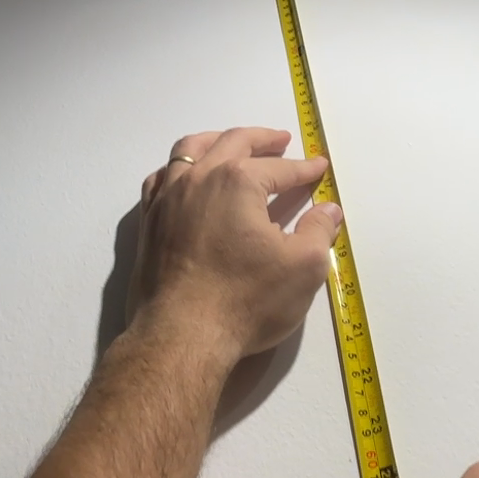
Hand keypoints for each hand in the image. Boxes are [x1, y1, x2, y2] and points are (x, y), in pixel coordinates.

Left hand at [128, 127, 341, 363]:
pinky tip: (189, 178)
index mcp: (238, 181)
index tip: (319, 167)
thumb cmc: (245, 300)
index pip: (280, 168)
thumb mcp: (302, 267)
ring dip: (217, 141)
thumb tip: (329, 209)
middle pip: (234, 143)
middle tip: (281, 141)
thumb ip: (319, 231)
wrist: (180, 337)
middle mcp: (199, 178)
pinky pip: (161, 178)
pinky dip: (179, 168)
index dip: (304, 168)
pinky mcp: (148, 221)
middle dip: (262, 140)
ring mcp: (168, 197)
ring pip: (190, 150)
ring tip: (233, 145)